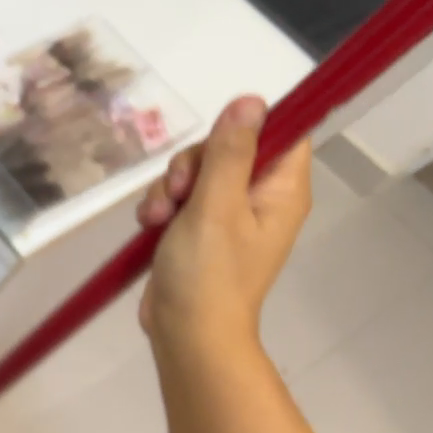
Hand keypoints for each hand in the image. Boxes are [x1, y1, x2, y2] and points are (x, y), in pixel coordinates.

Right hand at [136, 96, 310, 357]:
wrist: (187, 332)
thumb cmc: (208, 272)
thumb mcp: (216, 206)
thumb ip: (230, 152)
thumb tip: (250, 100)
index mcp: (281, 190)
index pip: (281, 133)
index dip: (246, 129)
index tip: (213, 142)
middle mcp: (260, 199)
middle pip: (227, 151)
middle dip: (191, 165)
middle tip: (178, 191)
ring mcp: (227, 217)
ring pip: (195, 176)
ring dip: (168, 189)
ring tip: (157, 219)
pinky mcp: (197, 233)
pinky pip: (179, 201)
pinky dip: (161, 209)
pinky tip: (150, 226)